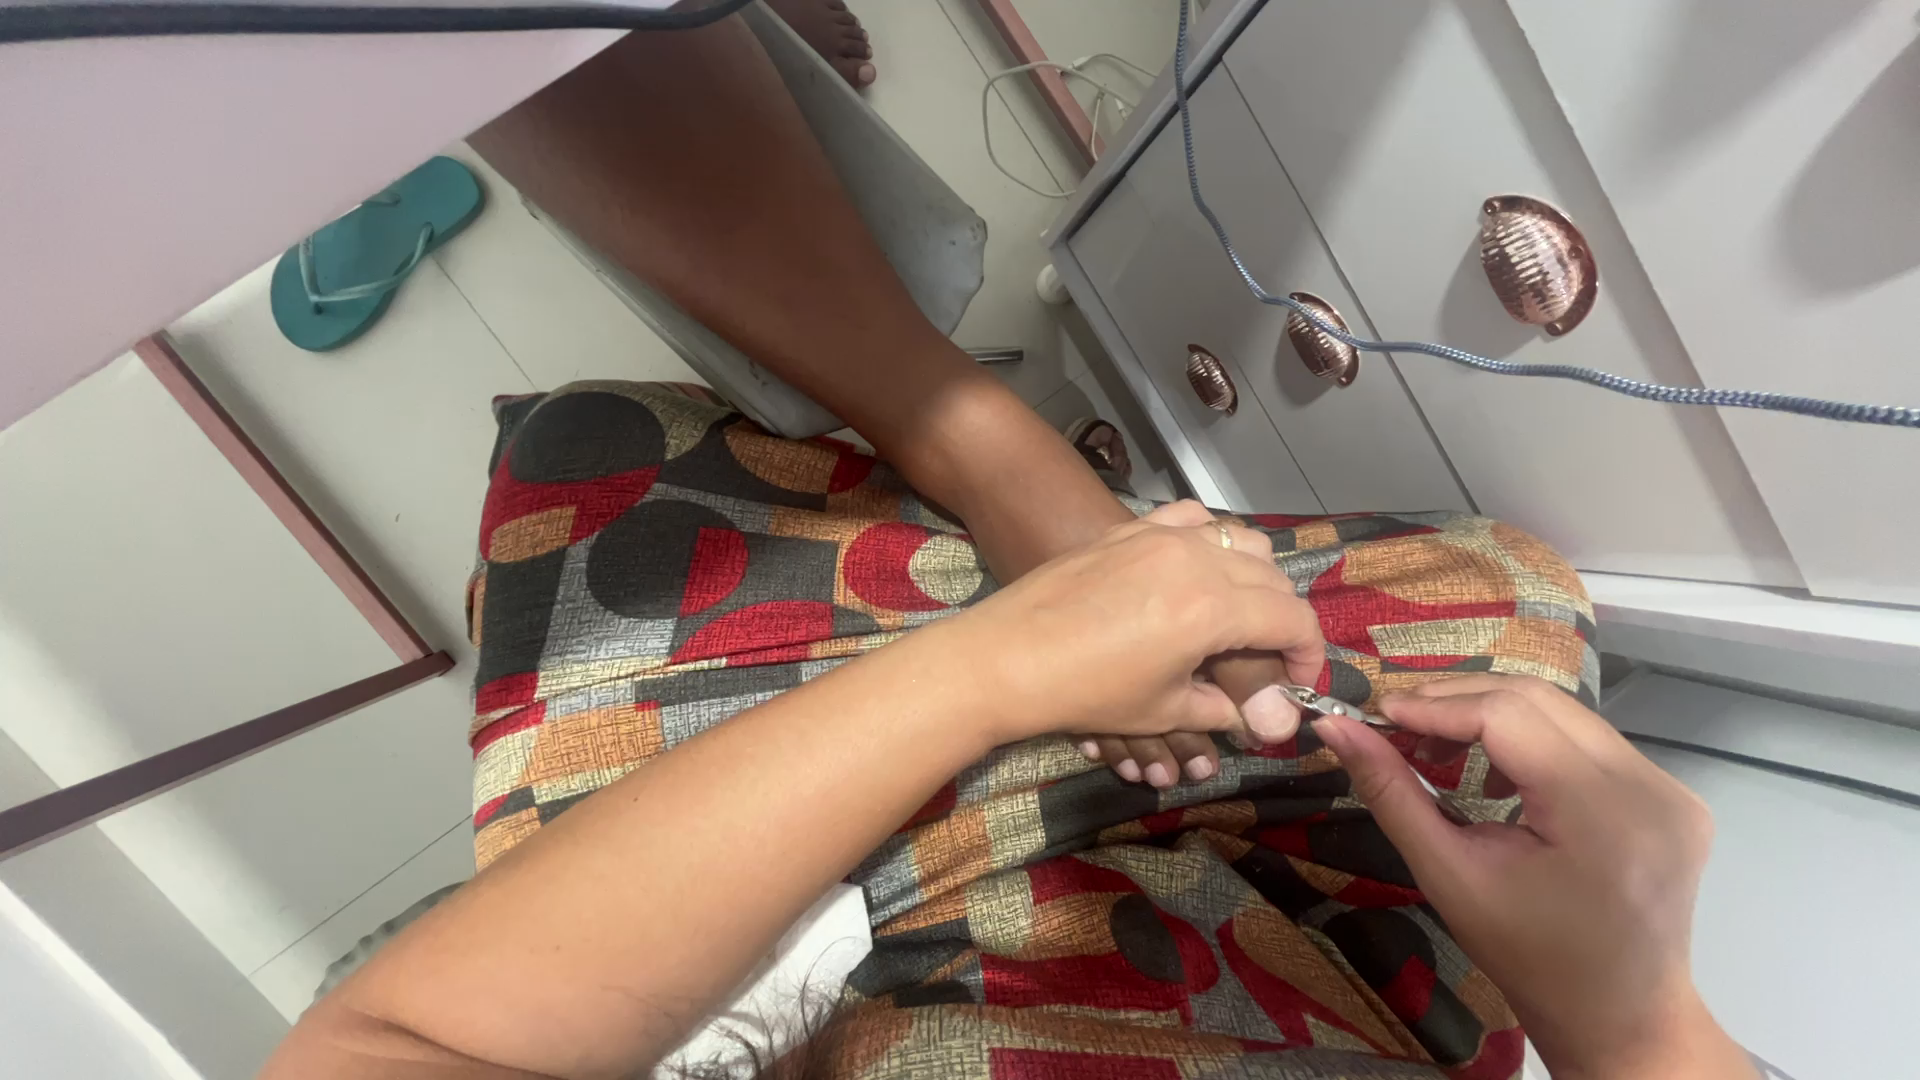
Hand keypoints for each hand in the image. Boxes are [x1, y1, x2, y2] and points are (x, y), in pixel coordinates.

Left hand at [1073, 503, 1316, 786]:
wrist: (1007, 657)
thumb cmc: (1085, 691)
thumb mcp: (1163, 710)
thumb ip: (1223, 707)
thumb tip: (1259, 717)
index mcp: (1212, 607)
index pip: (1293, 618)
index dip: (1308, 652)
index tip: (1297, 680)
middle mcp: (1195, 558)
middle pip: (1273, 576)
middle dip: (1282, 618)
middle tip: (1265, 656)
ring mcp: (1158, 535)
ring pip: (1238, 538)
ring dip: (1252, 575)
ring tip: (1235, 613)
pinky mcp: (1128, 528)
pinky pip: (1189, 518)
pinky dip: (1208, 539)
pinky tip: (1196, 566)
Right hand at [1312, 675, 1751, 1079]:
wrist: (1621, 1016)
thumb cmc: (1526, 953)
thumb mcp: (1444, 872)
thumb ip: (1388, 790)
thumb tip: (1331, 725)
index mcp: (1604, 815)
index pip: (1507, 716)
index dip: (1434, 706)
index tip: (1377, 716)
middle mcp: (1650, 787)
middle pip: (1533, 698)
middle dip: (1453, 699)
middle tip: (1396, 724)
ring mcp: (1667, 786)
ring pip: (1555, 707)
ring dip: (1483, 711)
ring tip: (1432, 744)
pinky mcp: (1665, 790)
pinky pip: (1577, 733)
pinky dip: (1519, 733)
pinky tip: (1487, 768)